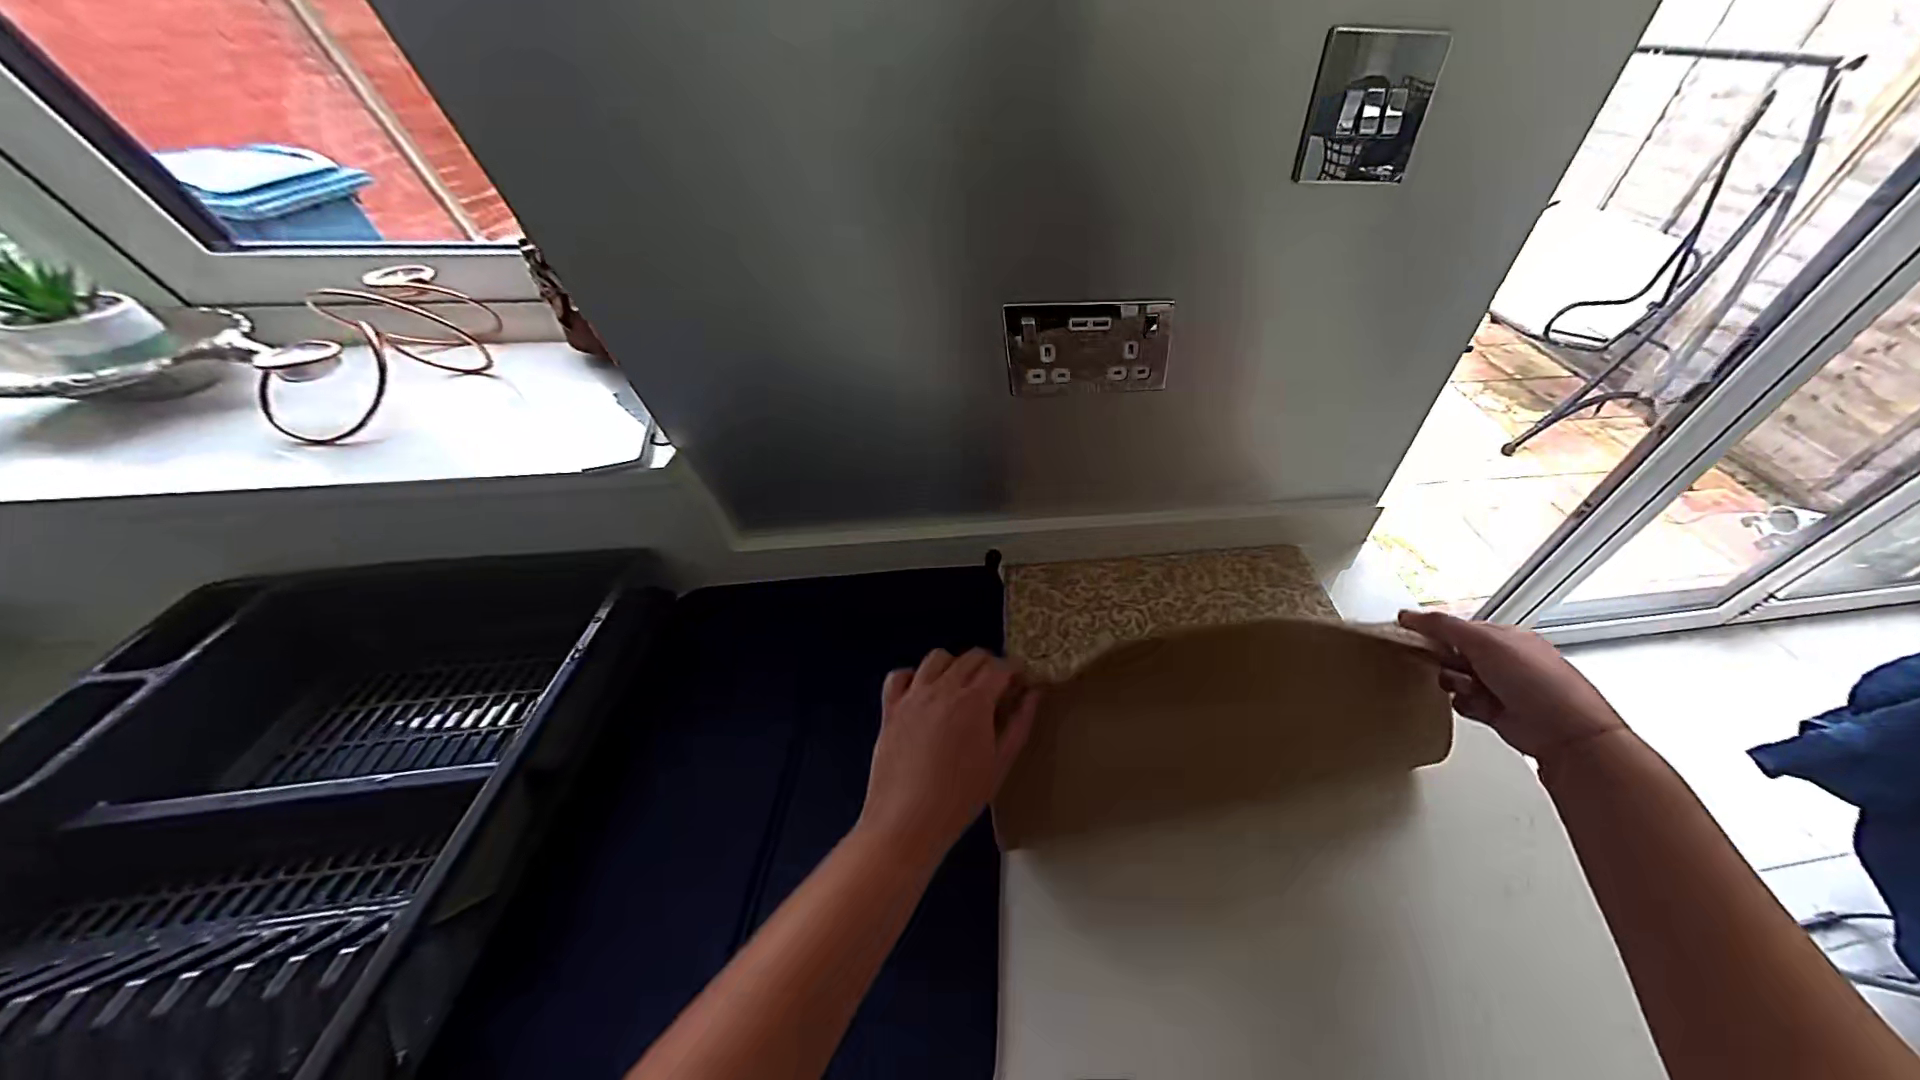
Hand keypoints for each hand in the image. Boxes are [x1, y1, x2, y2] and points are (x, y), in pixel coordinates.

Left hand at [856, 648, 1039, 863]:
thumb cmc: (960, 798)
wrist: (907, 821)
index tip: (1020, 682)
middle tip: (997, 687)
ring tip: (961, 687)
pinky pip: (899, 676)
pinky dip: (914, 676)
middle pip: (971, 657)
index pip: (999, 667)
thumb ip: (1019, 724)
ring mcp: (912, 696)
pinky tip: (923, 693)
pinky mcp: (890, 708)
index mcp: (974, 701)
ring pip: (936, 657)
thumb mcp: (1000, 764)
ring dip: (954, 664)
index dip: (1014, 670)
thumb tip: (1033, 694)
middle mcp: (942, 688)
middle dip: (989, 665)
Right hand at [1397, 609, 1627, 761]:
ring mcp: (1498, 685)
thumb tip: (1410, 615)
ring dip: (1454, 685)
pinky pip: (1460, 703)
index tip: (1415, 637)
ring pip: (1452, 679)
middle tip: (1450, 666)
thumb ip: (1444, 626)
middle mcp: (1501, 659)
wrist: (1567, 733)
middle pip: (1449, 654)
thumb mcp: (1485, 642)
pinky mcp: (1493, 709)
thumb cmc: (1542, 685)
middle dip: (1444, 661)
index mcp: (1504, 636)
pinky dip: (1463, 704)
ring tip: (1472, 690)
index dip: (1434, 632)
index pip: (1455, 627)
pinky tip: (1478, 706)